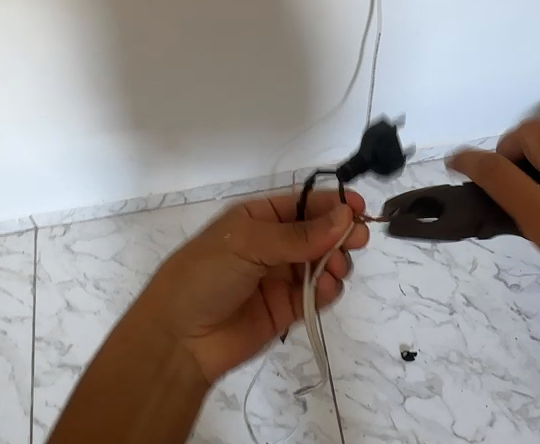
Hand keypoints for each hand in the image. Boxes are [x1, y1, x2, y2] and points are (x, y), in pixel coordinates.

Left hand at [129, 189, 368, 383]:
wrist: (180, 337)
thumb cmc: (206, 273)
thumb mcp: (249, 243)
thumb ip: (299, 235)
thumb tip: (344, 215)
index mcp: (259, 217)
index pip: (303, 203)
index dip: (332, 204)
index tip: (359, 208)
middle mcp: (273, 243)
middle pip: (318, 233)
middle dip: (339, 233)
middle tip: (357, 240)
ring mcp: (281, 276)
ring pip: (322, 262)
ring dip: (335, 262)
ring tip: (335, 269)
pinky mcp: (287, 309)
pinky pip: (317, 294)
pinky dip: (328, 290)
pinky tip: (327, 289)